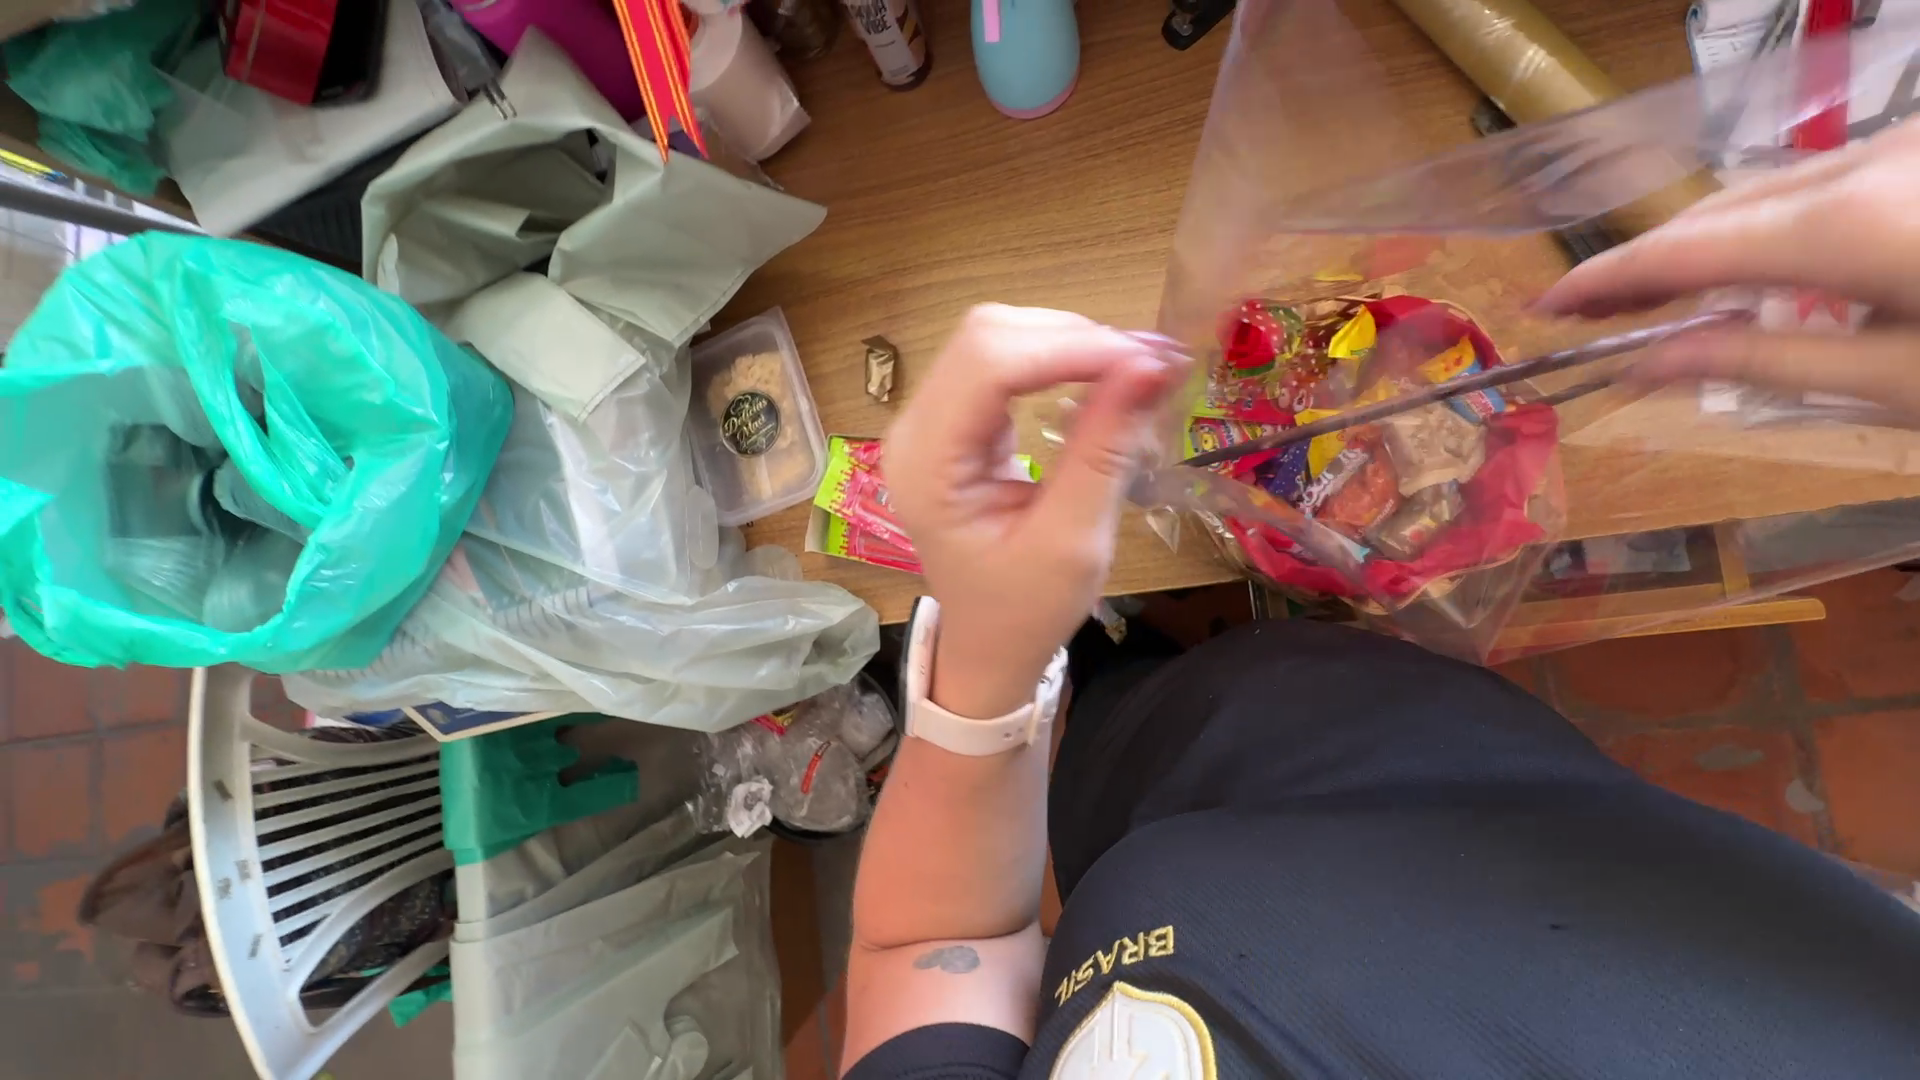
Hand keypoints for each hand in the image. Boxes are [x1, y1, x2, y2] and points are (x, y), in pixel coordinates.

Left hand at [884, 305, 1187, 718]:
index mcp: (926, 466)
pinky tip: (1099, 377)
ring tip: (1134, 370)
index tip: (1148, 360)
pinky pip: (1001, 365)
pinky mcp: (952, 424)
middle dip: (1073, 337)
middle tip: (1149, 363)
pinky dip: (1055, 361)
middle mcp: (913, 430)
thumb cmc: (1025, 611)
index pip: (989, 365)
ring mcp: (928, 422)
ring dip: (1068, 343)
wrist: (988, 645)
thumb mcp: (1072, 541)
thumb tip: (1151, 365)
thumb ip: (1104, 449)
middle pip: (988, 336)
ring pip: (995, 339)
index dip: (1070, 348)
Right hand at [1536, 117, 1919, 414]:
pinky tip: (1732, 265)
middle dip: (1637, 265)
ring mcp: (1909, 146)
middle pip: (1712, 214)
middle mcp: (1872, 163)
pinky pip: (1816, 184)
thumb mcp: (1895, 378)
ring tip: (1638, 299)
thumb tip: (1639, 369)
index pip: (1677, 250)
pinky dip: (1754, 228)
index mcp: (1848, 226)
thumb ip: (1760, 362)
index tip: (1537, 305)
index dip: (1596, 278)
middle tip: (1579, 315)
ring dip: (1691, 247)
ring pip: (1759, 195)